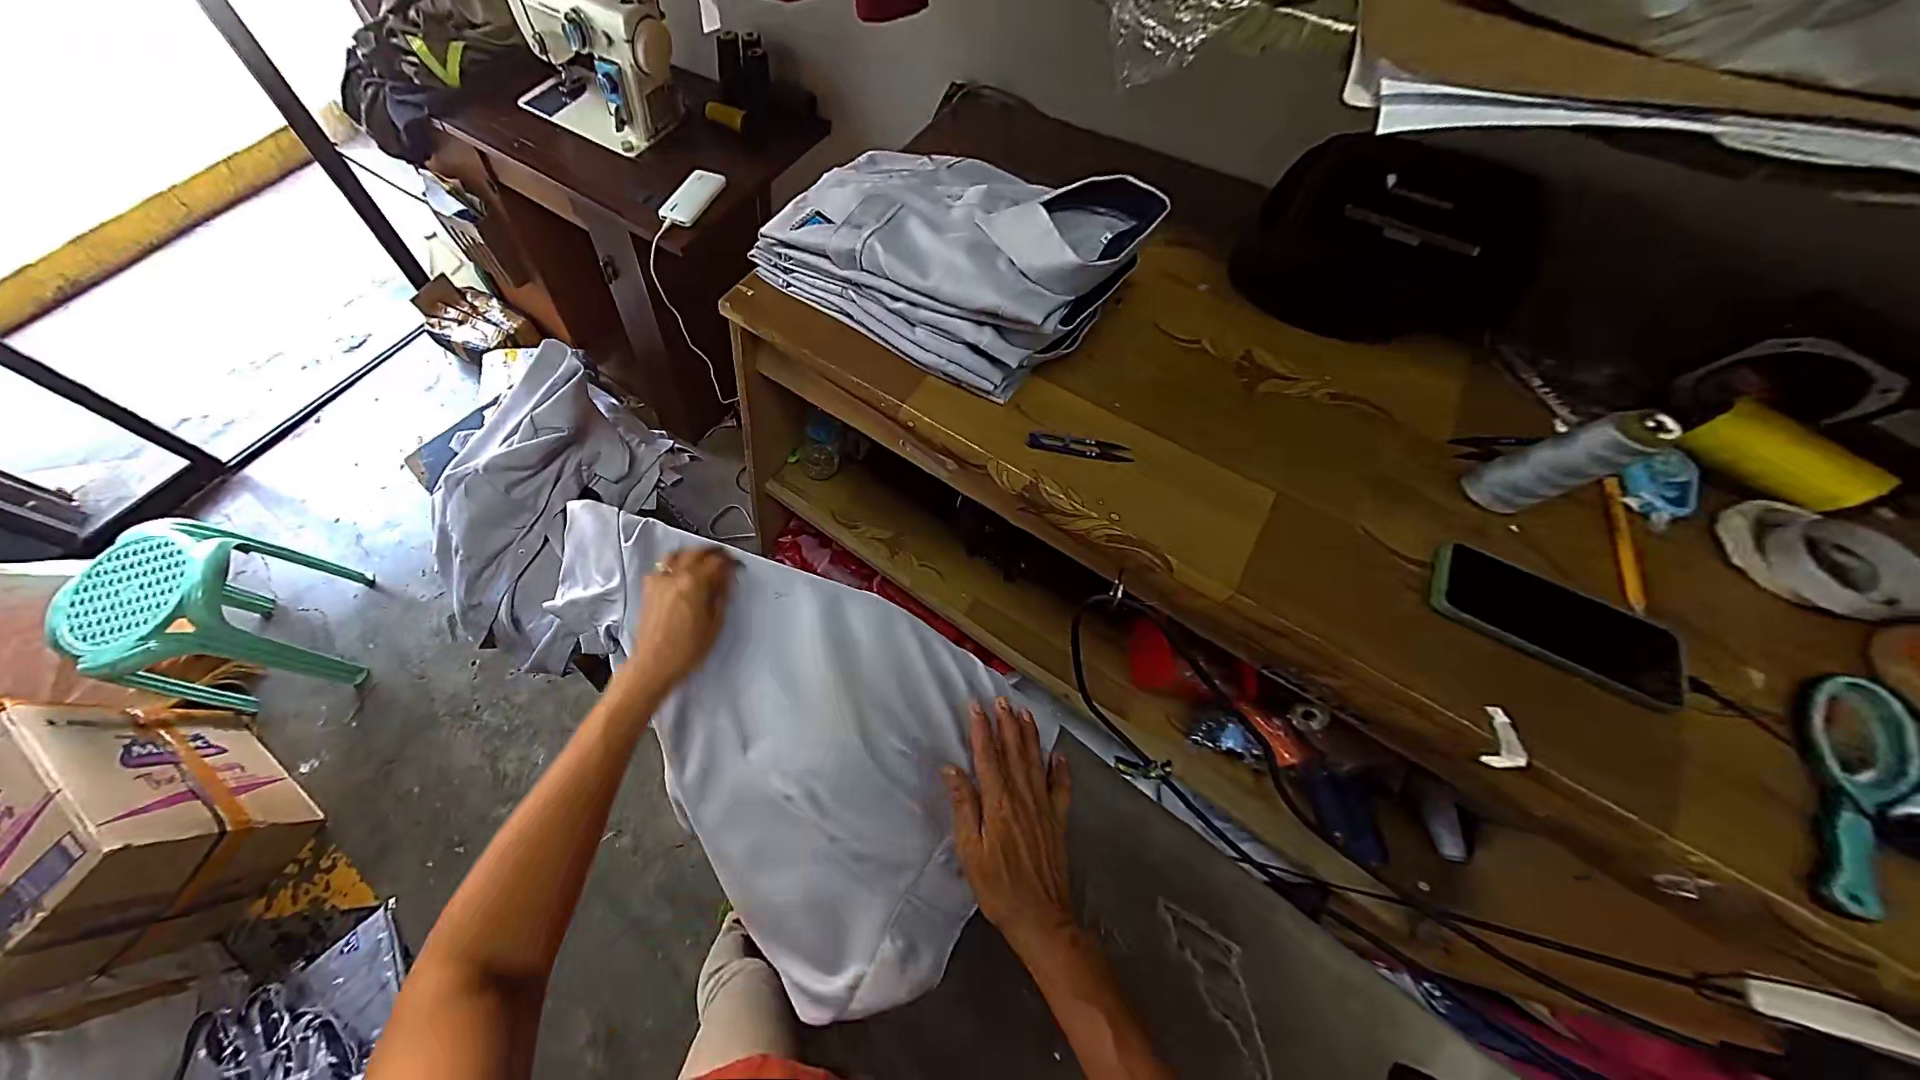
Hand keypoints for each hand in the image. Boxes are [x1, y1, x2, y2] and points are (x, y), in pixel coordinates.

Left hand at [626, 546, 737, 692]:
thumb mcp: (715, 623)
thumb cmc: (682, 651)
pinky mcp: (648, 590)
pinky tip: (682, 572)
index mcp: (693, 584)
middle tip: (724, 558)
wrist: (654, 665)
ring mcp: (658, 582)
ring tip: (703, 559)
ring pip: (677, 555)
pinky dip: (675, 564)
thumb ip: (721, 595)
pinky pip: (663, 566)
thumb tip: (726, 581)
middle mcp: (673, 578)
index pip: (717, 562)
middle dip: (713, 553)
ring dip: (693, 553)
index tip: (736, 565)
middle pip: (696, 553)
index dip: (730, 562)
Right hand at [944, 698, 1074, 956]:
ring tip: (1024, 714)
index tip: (976, 707)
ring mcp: (1044, 808)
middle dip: (1006, 724)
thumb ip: (963, 807)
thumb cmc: (998, 888)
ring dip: (1029, 736)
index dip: (981, 730)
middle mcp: (1023, 798)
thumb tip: (952, 770)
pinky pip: (1061, 788)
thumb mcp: (969, 851)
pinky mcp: (1058, 821)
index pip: (987, 758)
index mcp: (998, 804)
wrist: (1041, 918)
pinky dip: (1060, 768)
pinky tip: (1058, 754)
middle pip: (1013, 753)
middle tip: (1001, 700)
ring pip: (1036, 762)